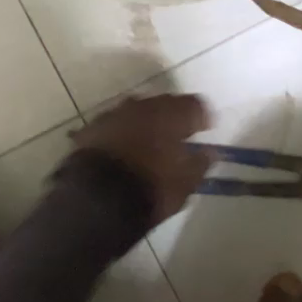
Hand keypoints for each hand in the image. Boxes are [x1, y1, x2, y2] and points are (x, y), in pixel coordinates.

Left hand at [74, 94, 212, 224]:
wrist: (96, 198)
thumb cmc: (150, 189)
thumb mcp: (185, 184)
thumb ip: (200, 163)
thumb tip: (210, 152)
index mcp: (171, 115)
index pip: (195, 105)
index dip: (202, 116)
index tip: (205, 128)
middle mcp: (143, 106)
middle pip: (163, 103)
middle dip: (172, 116)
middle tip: (177, 133)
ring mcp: (114, 114)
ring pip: (136, 111)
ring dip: (144, 122)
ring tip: (148, 140)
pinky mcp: (91, 127)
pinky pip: (113, 124)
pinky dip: (121, 132)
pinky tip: (121, 147)